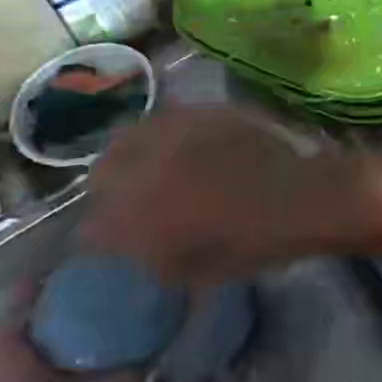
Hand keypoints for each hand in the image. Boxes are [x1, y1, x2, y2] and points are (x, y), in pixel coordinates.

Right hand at [78, 106, 380, 283]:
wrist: (292, 199)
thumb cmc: (242, 245)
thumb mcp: (182, 270)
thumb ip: (140, 254)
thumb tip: (123, 240)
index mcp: (129, 219)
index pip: (89, 225)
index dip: (101, 229)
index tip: (113, 231)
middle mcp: (138, 171)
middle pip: (100, 171)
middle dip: (109, 183)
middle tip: (131, 192)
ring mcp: (168, 135)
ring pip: (129, 135)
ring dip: (133, 150)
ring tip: (153, 160)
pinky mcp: (198, 111)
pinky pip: (167, 116)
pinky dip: (167, 130)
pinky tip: (184, 141)